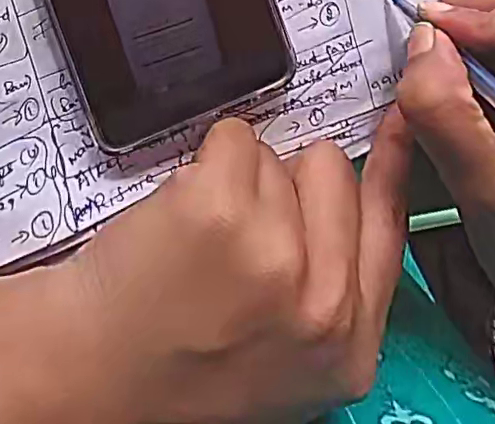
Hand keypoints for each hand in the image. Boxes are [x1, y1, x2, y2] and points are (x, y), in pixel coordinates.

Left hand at [53, 116, 413, 422]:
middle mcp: (321, 303)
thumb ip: (329, 271)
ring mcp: (272, 253)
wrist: (94, 372)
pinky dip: (205, 159)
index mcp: (347, 340)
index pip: (389, 221)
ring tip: (203, 237)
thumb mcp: (284, 341)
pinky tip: (180, 214)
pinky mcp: (219, 210)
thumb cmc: (181, 352)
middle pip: (329, 168)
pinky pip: (232, 136)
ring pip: (274, 153)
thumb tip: (339, 176)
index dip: (391, 164)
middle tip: (240, 231)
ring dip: (237, 180)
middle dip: (285, 180)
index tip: (399, 121)